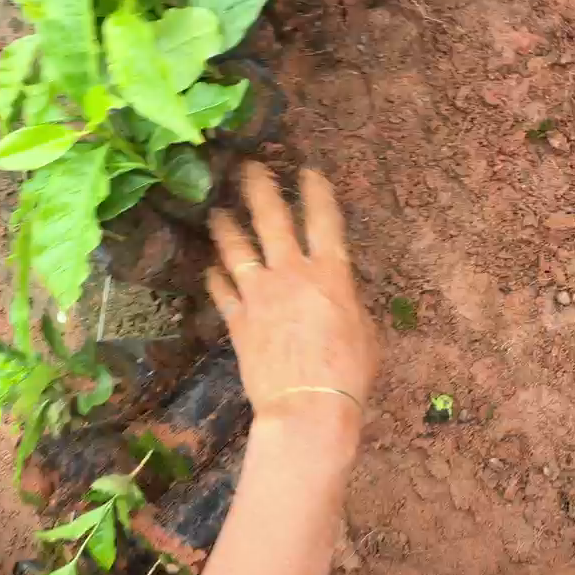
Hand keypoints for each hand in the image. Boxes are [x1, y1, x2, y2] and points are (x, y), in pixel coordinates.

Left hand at [206, 162, 379, 446]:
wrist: (308, 406)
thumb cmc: (348, 373)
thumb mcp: (364, 331)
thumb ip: (347, 302)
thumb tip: (336, 292)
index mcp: (331, 273)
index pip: (323, 219)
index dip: (315, 191)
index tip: (308, 171)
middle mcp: (291, 273)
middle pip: (271, 218)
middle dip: (260, 188)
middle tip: (248, 168)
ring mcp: (259, 294)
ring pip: (237, 248)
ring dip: (226, 226)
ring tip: (216, 212)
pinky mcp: (238, 320)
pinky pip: (222, 290)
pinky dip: (215, 276)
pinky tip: (210, 267)